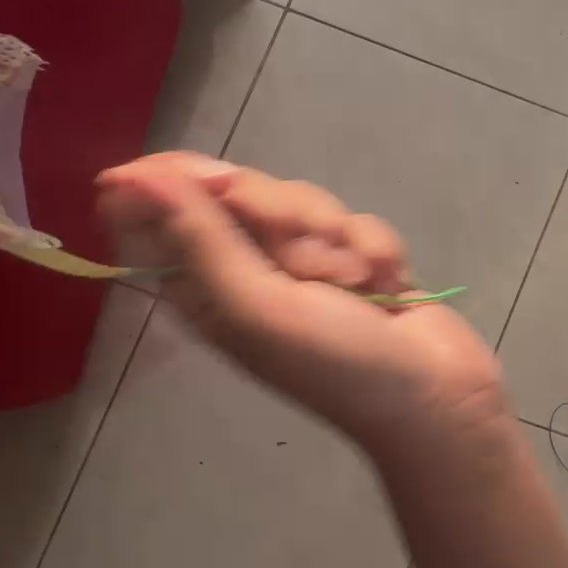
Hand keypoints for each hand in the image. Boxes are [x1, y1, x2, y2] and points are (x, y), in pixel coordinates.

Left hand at [96, 153, 504, 455]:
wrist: (435, 392)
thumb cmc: (337, 362)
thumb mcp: (256, 305)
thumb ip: (200, 238)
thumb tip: (132, 175)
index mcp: (203, 283)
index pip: (154, 207)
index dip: (179, 183)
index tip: (218, 184)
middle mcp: (251, 267)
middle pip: (238, 190)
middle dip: (279, 210)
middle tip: (302, 250)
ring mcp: (314, 264)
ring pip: (307, 201)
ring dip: (336, 235)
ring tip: (357, 279)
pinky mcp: (367, 262)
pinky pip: (361, 223)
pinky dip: (377, 249)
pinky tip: (390, 282)